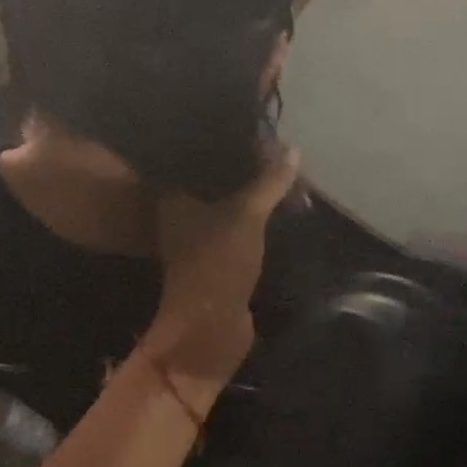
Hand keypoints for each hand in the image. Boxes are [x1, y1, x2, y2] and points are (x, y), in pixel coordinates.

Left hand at [140, 145, 300, 397]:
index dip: (230, 144)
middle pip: (217, 180)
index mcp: (175, 197)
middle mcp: (180, 214)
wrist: (209, 331)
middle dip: (251, 171)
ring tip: (291, 183)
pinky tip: (283, 210)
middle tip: (285, 161)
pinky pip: (239, 228)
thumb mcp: (246, 216)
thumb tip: (291, 149)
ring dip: (258, 197)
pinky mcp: (217, 260)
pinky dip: (259, 220)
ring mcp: (198, 239)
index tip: (262, 135)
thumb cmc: (217, 265)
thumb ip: (267, 182)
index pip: (199, 156)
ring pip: (230, 205)